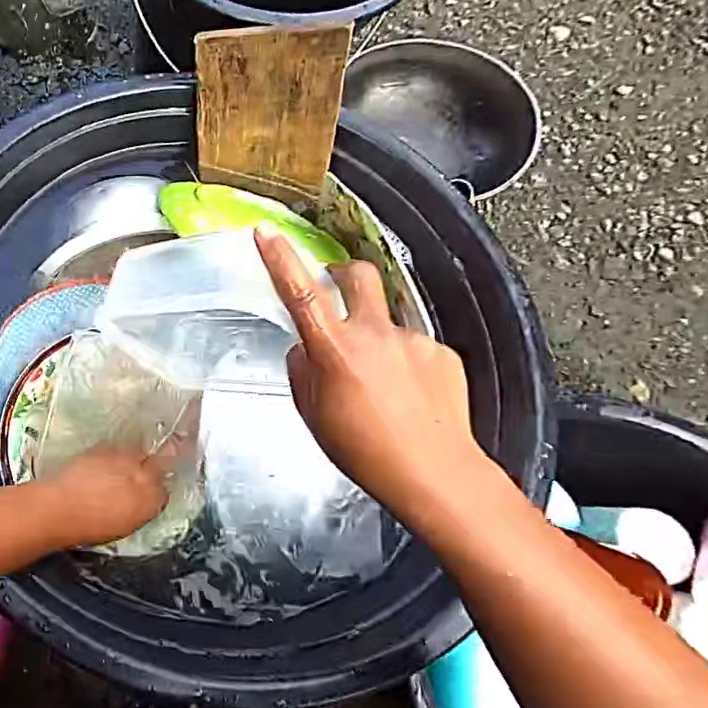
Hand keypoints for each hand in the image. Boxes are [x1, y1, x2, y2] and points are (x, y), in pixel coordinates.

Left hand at [35, 445, 168, 545]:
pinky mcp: (105, 447)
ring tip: (121, 467)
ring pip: (139, 451)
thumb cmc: (90, 527)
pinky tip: (103, 463)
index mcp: (151, 501)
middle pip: (159, 464)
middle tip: (140, 475)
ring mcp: (124, 458)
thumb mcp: (124, 526)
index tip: (148, 494)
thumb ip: (139, 511)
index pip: (164, 491)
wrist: (60, 507)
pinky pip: (117, 447)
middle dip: (154, 467)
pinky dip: (114, 453)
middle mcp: (144, 476)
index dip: (156, 491)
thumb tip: (141, 503)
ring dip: (134, 458)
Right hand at [255, 227, 498, 512]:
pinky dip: (403, 364)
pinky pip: (414, 346)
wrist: (434, 473)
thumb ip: (302, 373)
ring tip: (379, 385)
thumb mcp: (315, 416)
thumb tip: (303, 350)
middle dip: (342, 273)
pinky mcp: (441, 352)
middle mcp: (375, 335)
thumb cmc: (367, 452)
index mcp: (336, 351)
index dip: (279, 259)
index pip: (301, 293)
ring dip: (375, 338)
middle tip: (335, 288)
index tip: (266, 234)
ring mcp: (413, 340)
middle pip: (358, 275)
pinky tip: (406, 396)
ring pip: (386, 321)